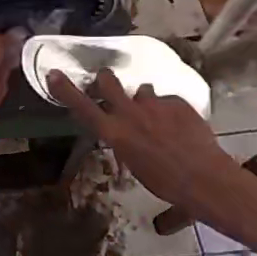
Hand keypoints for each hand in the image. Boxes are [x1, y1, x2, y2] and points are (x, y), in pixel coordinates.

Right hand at [49, 68, 245, 214]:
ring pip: (142, 90)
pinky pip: (168, 101)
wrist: (202, 177)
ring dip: (144, 99)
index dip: (65, 90)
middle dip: (105, 78)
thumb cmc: (165, 182)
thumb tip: (127, 133)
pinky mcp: (177, 101)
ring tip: (158, 117)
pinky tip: (182, 127)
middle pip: (108, 82)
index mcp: (115, 133)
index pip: (83, 107)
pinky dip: (171, 111)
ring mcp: (154, 104)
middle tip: (106, 79)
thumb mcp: (135, 164)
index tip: (53, 73)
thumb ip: (127, 141)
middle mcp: (130, 113)